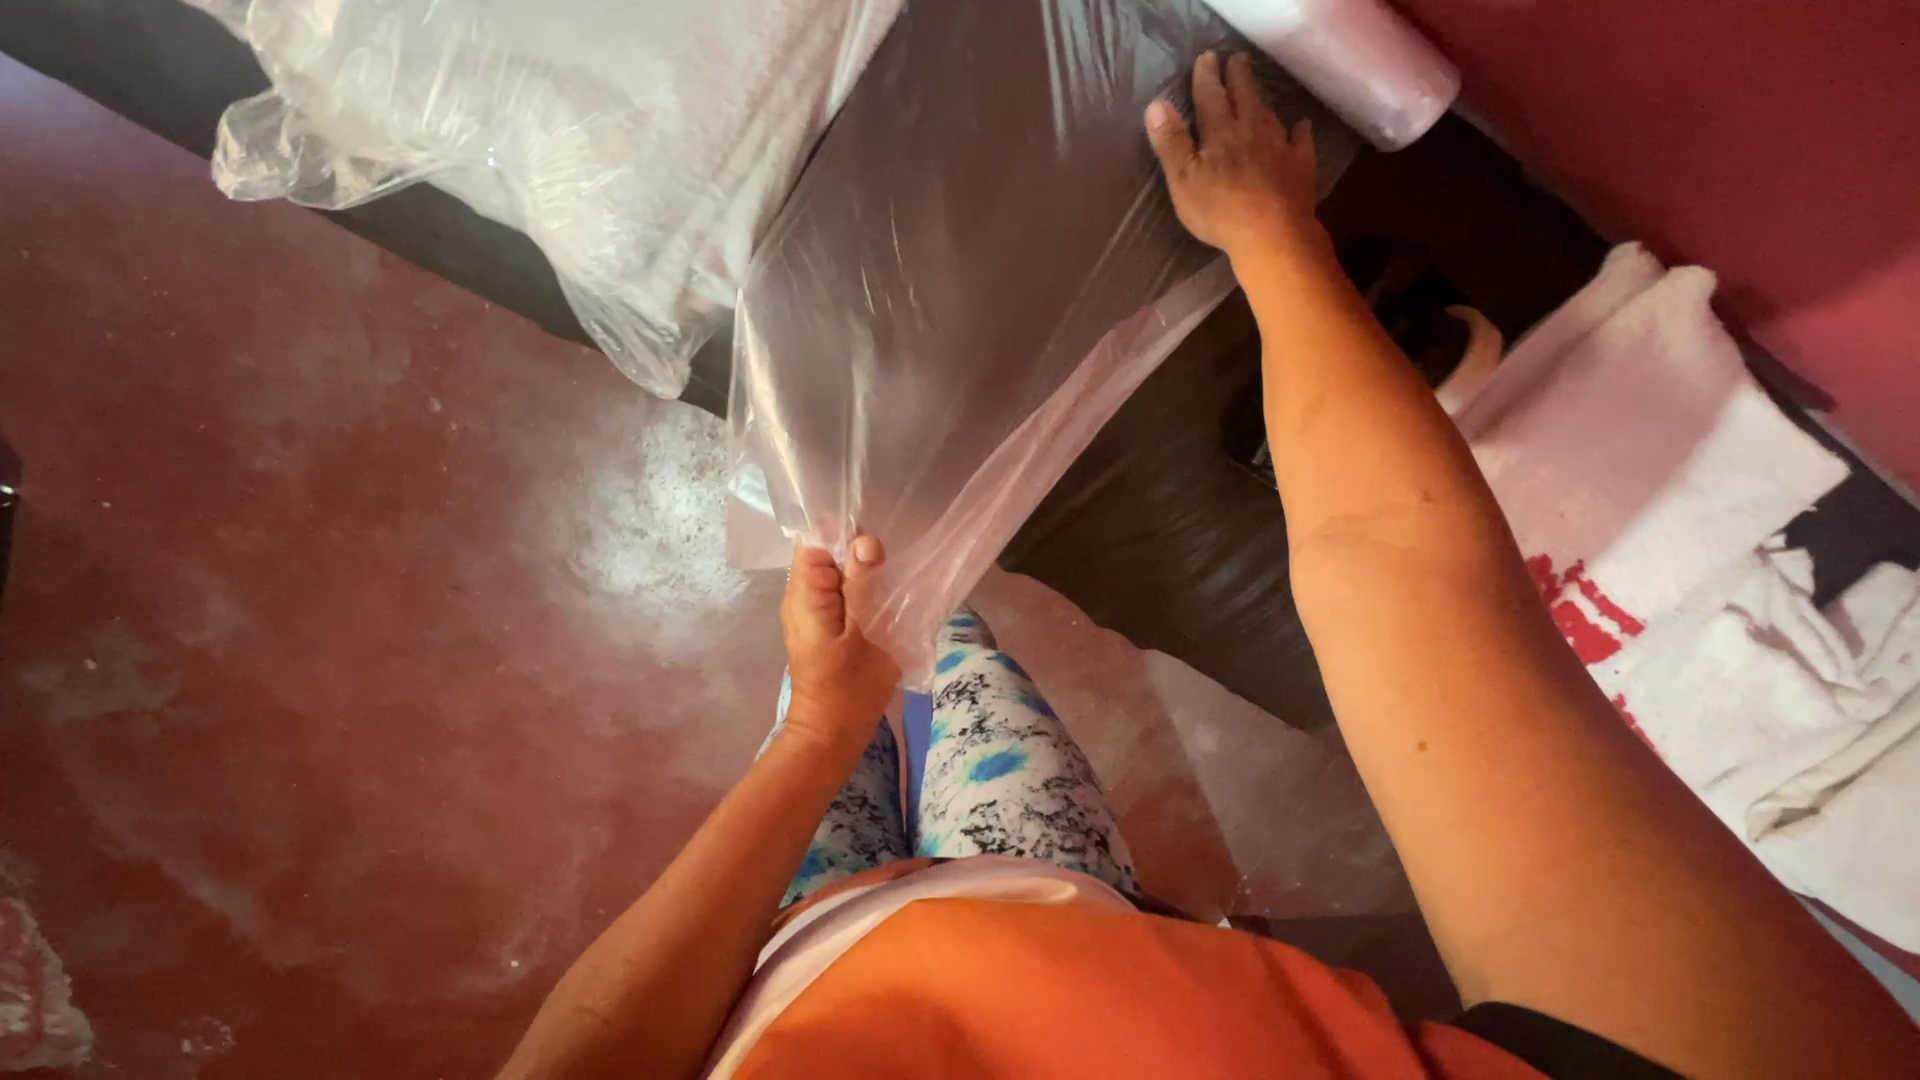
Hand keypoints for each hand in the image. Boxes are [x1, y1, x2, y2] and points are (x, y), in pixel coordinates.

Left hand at [781, 536, 899, 750]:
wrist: (833, 733)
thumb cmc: (849, 687)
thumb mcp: (862, 633)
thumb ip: (862, 585)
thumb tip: (864, 540)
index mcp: (804, 594)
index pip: (815, 540)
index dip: (843, 532)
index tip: (876, 541)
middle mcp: (801, 596)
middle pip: (826, 553)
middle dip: (857, 550)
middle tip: (890, 564)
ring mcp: (813, 610)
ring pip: (836, 571)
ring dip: (863, 570)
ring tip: (891, 577)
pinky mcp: (827, 623)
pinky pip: (842, 590)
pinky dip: (863, 588)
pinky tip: (885, 596)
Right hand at [1146, 51, 1318, 259]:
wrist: (1270, 233)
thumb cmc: (1219, 209)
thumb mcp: (1183, 180)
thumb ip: (1171, 143)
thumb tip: (1156, 105)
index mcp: (1220, 133)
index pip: (1210, 98)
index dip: (1206, 78)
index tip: (1206, 58)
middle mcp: (1251, 130)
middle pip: (1244, 96)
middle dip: (1238, 77)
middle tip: (1237, 60)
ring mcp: (1279, 146)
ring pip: (1269, 113)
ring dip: (1262, 97)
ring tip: (1258, 86)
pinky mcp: (1299, 165)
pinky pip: (1300, 141)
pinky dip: (1299, 131)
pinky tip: (1300, 126)